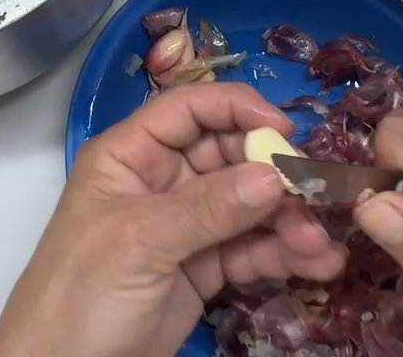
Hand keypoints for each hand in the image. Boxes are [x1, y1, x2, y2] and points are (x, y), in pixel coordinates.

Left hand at [0, 82, 345, 356]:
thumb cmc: (82, 294)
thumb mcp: (140, 242)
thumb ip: (207, 208)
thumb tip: (274, 176)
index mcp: (130, 154)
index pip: (187, 109)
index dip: (234, 108)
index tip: (284, 126)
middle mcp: (159, 179)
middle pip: (225, 154)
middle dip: (270, 170)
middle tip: (314, 193)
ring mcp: (182, 225)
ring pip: (243, 204)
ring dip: (285, 218)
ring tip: (320, 244)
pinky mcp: (201, 269)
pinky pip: (248, 250)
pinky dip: (281, 254)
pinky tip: (317, 263)